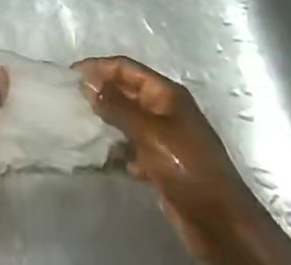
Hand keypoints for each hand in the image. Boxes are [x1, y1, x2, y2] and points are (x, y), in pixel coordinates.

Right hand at [74, 56, 290, 264]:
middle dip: (100, 94)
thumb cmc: (186, 167)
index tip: (69, 75)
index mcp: (167, 95)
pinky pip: (132, 146)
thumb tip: (86, 82)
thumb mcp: (148, 132)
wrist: (221, 223)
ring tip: (82, 127)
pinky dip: (118, 149)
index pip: (125, 68)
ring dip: (106, 123)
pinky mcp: (162, 162)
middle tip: (70, 101)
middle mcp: (166, 110)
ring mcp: (165, 137)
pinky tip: (107, 157)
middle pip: (125, 92)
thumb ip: (116, 105)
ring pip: (126, 120)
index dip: (98, 67)